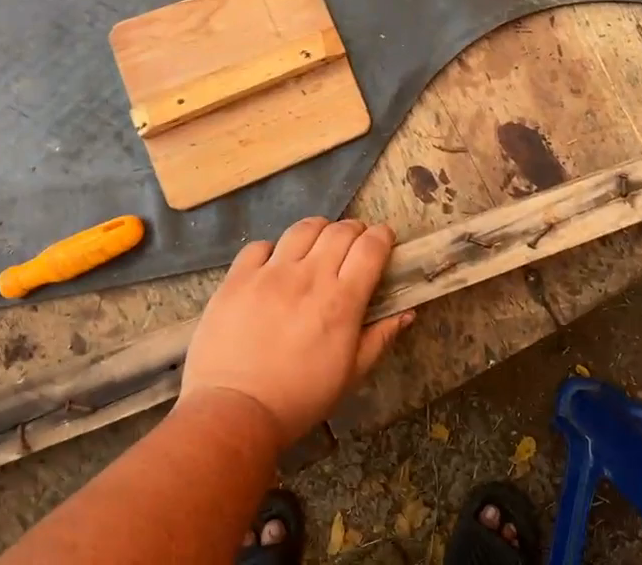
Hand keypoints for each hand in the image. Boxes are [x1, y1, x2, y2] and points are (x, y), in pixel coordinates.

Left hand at [179, 217, 412, 444]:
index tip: (384, 241)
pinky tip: (275, 266)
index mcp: (342, 301)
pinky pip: (260, 246)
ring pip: (303, 229)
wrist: (234, 412)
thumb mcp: (351, 375)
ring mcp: (270, 274)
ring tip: (318, 245)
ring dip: (319, 231)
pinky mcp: (237, 279)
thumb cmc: (300, 399)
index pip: (371, 247)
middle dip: (354, 230)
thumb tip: (408, 312)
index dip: (382, 237)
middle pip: (340, 230)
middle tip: (354, 244)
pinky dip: (274, 250)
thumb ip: (380, 338)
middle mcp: (309, 277)